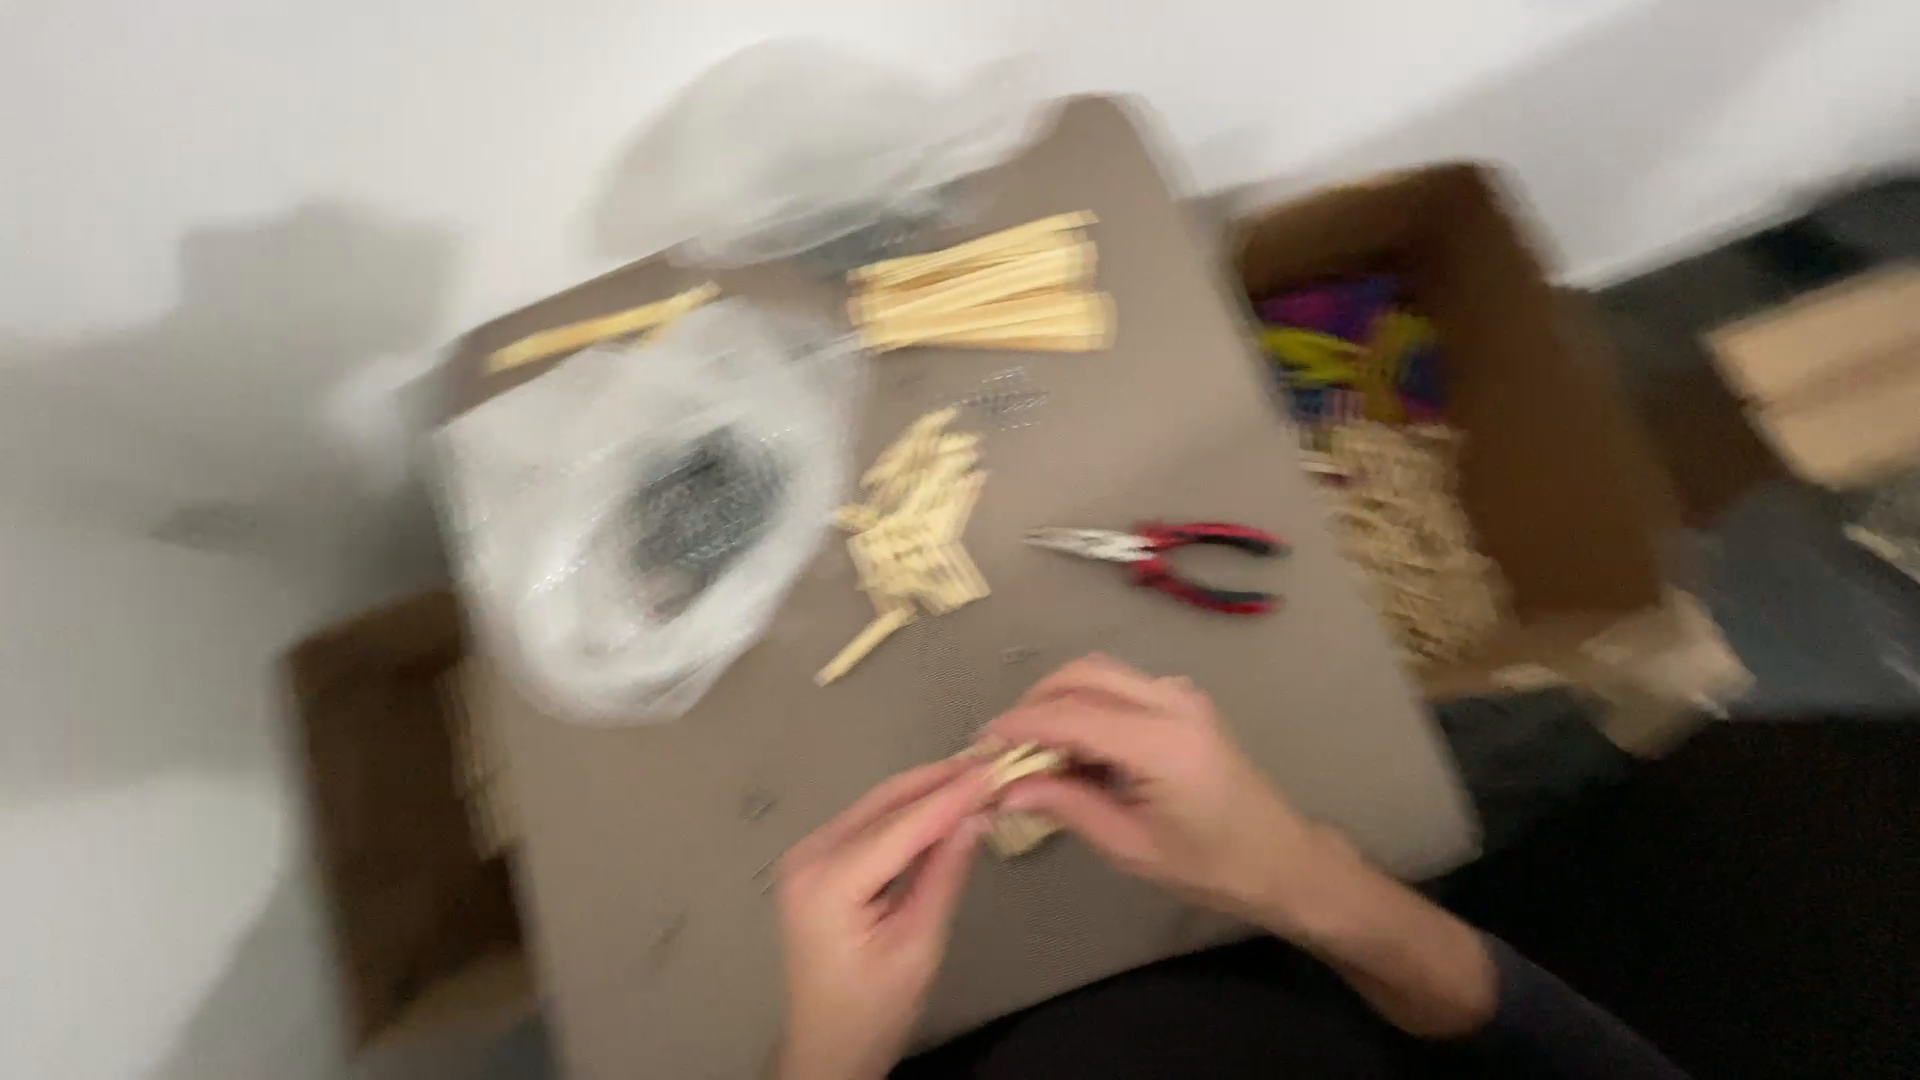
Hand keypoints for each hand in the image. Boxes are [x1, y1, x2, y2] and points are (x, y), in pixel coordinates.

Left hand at [774, 759, 990, 1079]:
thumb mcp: (918, 945)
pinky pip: (870, 820)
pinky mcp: (818, 856)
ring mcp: (808, 852)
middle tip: (989, 762)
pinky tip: (941, 799)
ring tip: (974, 775)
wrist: (826, 1046)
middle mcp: (809, 855)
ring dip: (927, 788)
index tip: (994, 772)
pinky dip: (909, 808)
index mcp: (827, 884)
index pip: (902, 826)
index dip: (952, 796)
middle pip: (886, 802)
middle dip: (940, 780)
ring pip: (879, 804)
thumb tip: (975, 816)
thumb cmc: (872, 1011)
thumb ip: (945, 874)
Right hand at [985, 654, 1347, 937]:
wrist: (1281, 858)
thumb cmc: (1210, 866)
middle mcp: (1172, 702)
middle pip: (1084, 673)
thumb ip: (1066, 807)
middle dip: (1036, 700)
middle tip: (1008, 743)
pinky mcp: (1183, 698)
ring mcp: (1181, 694)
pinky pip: (1120, 682)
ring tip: (1038, 745)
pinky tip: (1078, 741)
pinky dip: (1087, 699)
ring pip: (1100, 670)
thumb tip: (1004, 789)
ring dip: (1060, 697)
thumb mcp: (1130, 847)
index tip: (983, 741)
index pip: (1073, 715)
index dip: (1020, 724)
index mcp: (1161, 743)